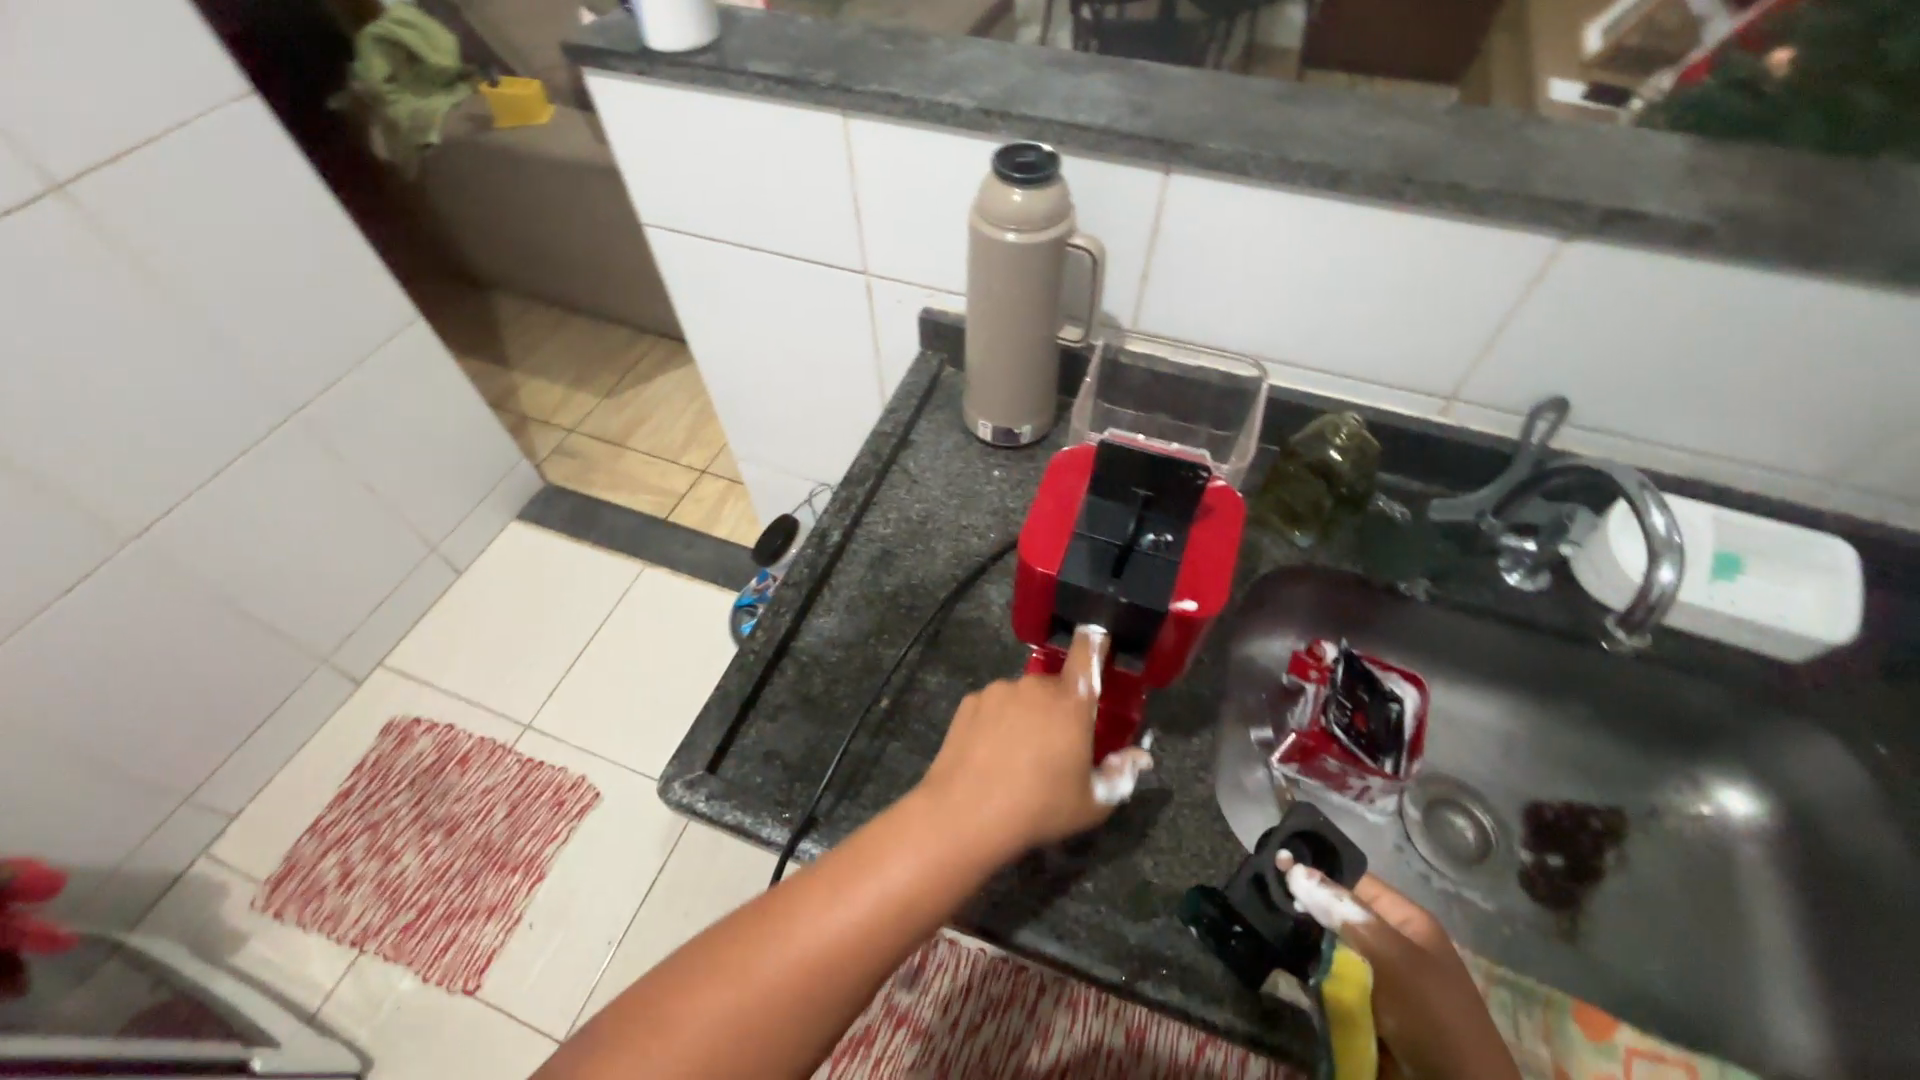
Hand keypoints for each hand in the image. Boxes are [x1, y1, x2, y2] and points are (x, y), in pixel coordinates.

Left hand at [915, 626, 1150, 854]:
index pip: (1088, 650)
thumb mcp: (1093, 802)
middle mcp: (1034, 685)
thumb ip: (1121, 774)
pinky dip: (997, 722)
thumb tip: (1138, 758)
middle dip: (1060, 708)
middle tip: (1056, 746)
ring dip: (1027, 715)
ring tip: (1018, 756)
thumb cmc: (1039, 808)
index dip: (1096, 642)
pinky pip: (994, 706)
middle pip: (1055, 686)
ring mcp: (997, 691)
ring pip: (1022, 697)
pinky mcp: (969, 703)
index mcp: (1072, 700)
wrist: (965, 815)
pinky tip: (991, 754)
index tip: (1098, 643)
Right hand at [1280, 858, 1519, 1079]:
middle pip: (1336, 917)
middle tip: (1259, 906)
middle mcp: (1390, 944)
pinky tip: (1281, 971)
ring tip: (1262, 935)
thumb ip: (1345, 913)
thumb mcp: (1393, 957)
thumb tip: (1294, 869)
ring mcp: (1376, 980)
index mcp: (1405, 921)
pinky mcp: (1363, 1012)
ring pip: (1327, 952)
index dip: (1315, 874)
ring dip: (1300, 950)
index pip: (1353, 881)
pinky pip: (1328, 986)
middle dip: (1302, 914)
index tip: (1271, 871)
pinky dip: (1308, 982)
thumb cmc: (1432, 1015)